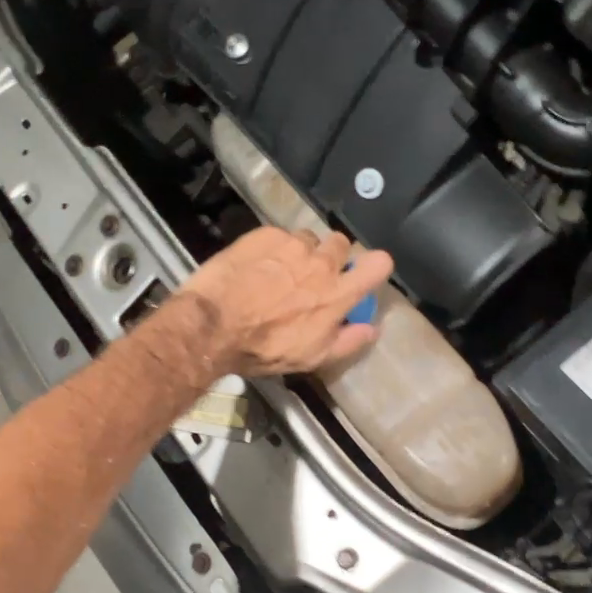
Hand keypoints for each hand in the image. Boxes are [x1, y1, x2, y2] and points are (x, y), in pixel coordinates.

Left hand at [179, 226, 393, 375]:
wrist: (213, 325)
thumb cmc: (265, 348)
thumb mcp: (312, 358)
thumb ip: (347, 341)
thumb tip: (371, 329)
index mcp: (337, 294)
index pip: (378, 264)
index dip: (374, 266)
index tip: (360, 275)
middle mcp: (320, 263)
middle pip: (341, 245)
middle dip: (331, 258)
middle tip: (312, 277)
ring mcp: (291, 245)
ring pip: (308, 239)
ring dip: (300, 252)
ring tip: (279, 272)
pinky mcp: (264, 234)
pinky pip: (278, 236)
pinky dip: (272, 248)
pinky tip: (256, 267)